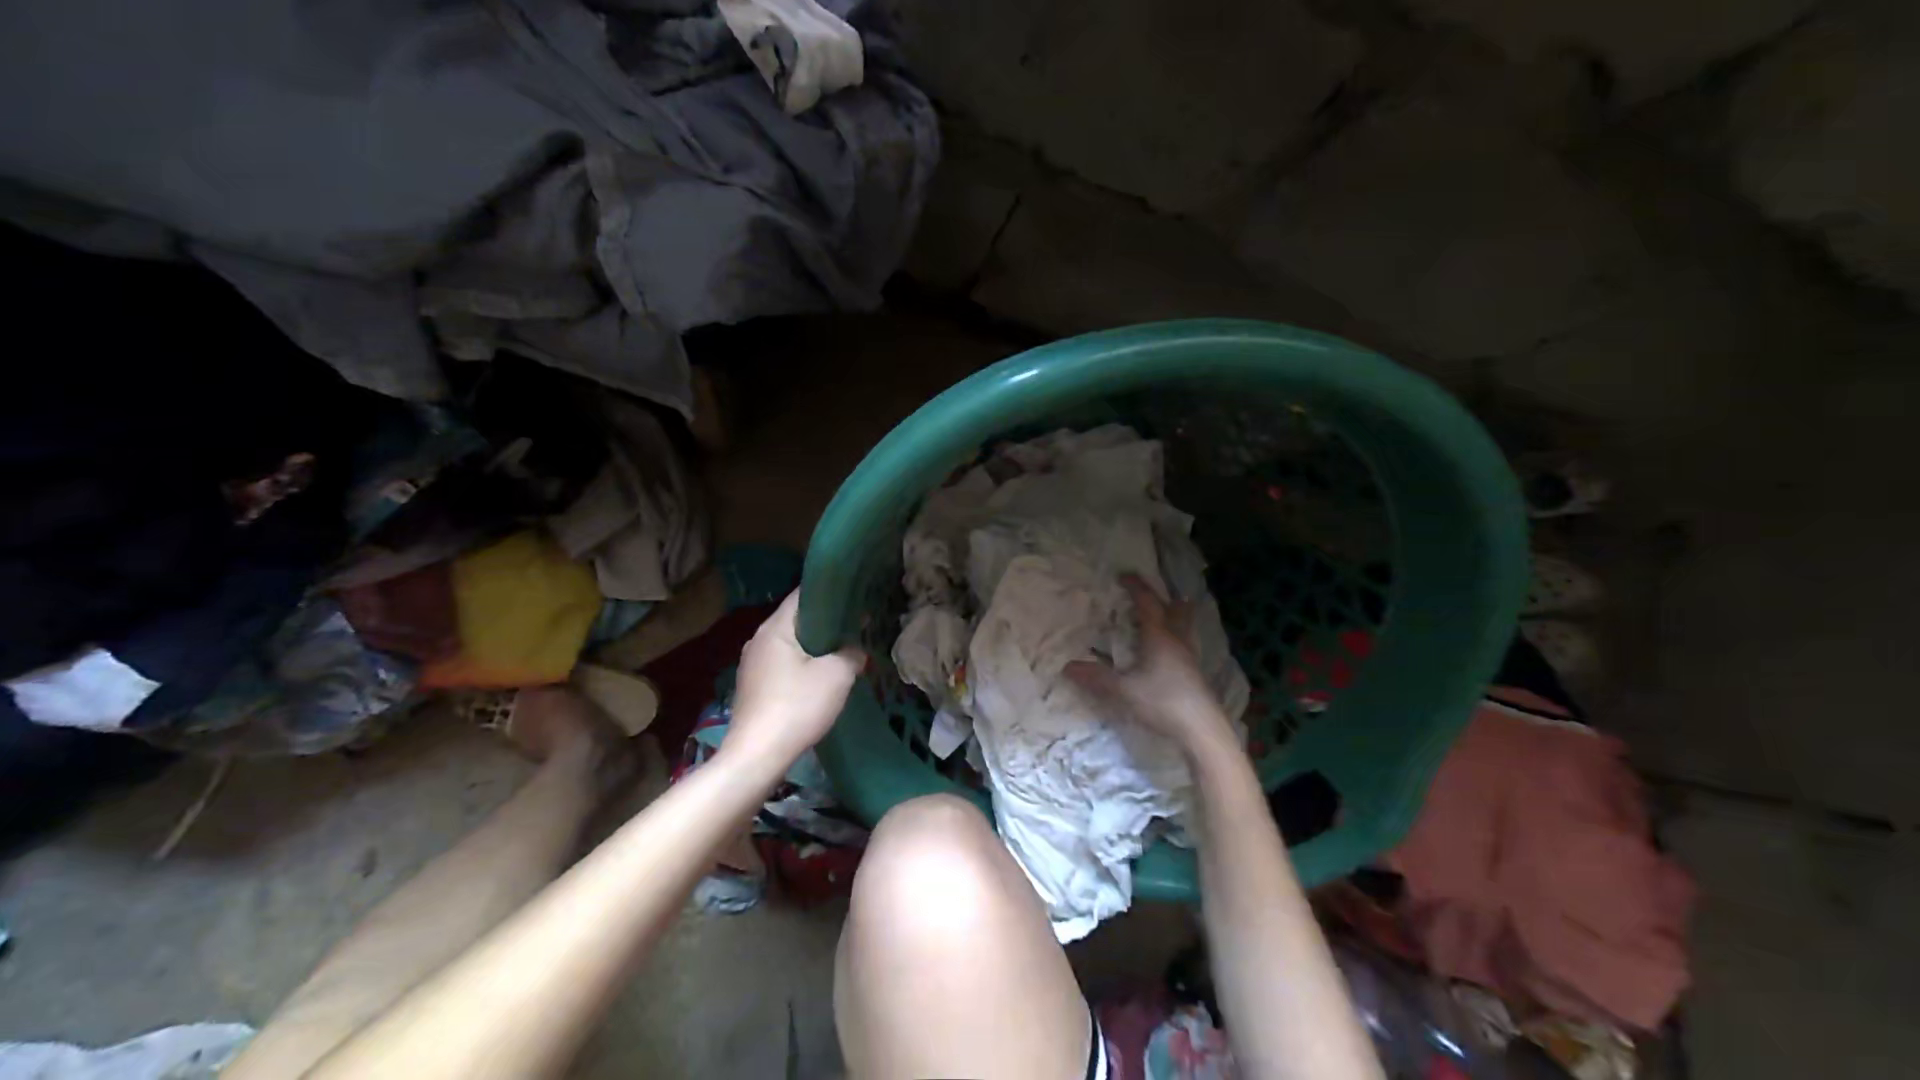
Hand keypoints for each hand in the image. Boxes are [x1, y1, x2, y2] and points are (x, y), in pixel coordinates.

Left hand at [724, 590, 865, 770]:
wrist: (757, 756)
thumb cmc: (797, 706)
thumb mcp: (836, 676)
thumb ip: (851, 653)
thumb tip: (855, 649)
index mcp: (775, 628)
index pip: (803, 595)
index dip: (831, 592)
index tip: (855, 596)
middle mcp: (758, 640)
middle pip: (797, 619)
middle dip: (827, 622)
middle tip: (856, 625)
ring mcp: (752, 664)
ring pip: (791, 644)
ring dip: (816, 646)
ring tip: (843, 651)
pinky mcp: (753, 687)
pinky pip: (783, 664)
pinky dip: (803, 664)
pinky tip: (821, 677)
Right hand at [1066, 575, 1236, 754]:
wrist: (1203, 729)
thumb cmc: (1163, 702)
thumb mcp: (1124, 691)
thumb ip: (1097, 678)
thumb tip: (1067, 666)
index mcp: (1159, 637)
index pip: (1147, 604)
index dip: (1136, 588)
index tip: (1124, 576)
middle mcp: (1177, 641)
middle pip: (1176, 611)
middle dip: (1164, 598)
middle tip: (1153, 592)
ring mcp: (1190, 658)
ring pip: (1185, 627)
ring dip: (1175, 616)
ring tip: (1167, 614)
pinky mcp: (1196, 674)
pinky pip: (1186, 644)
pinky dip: (1177, 637)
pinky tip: (1171, 650)